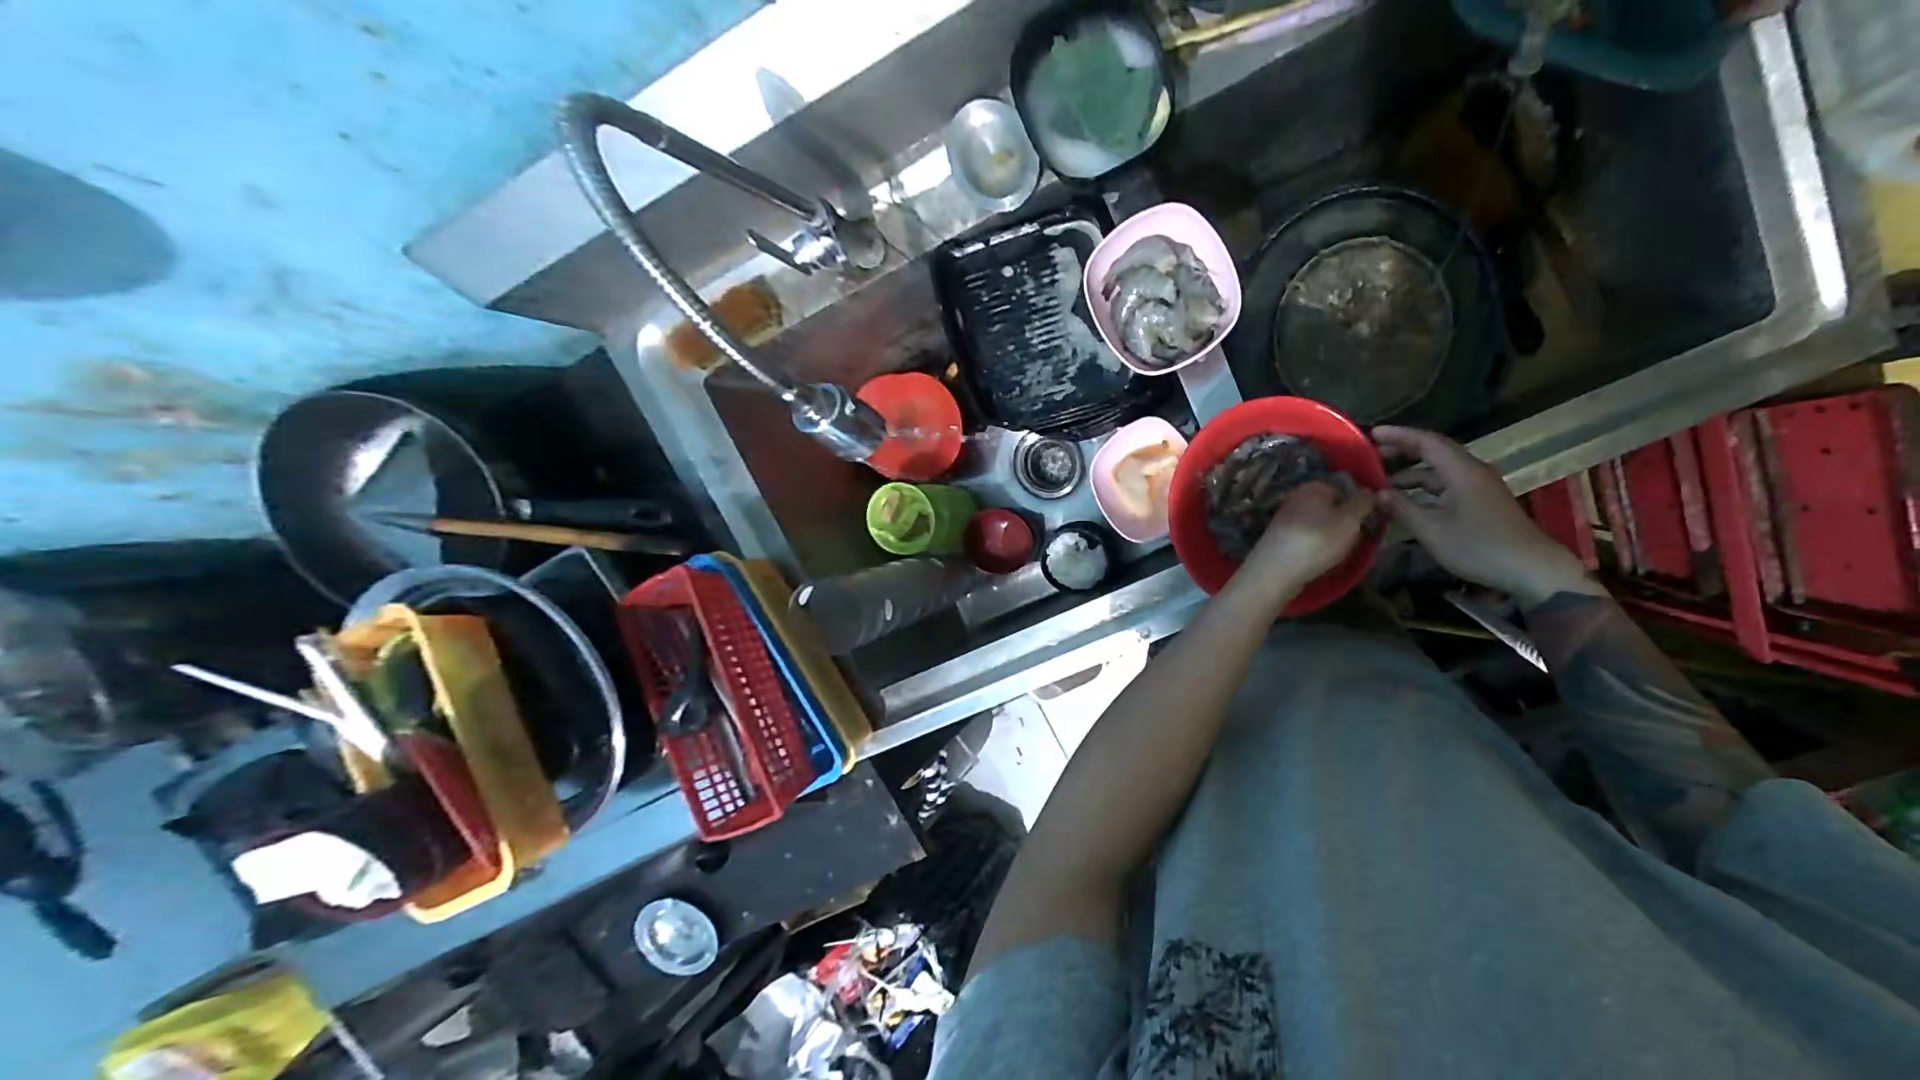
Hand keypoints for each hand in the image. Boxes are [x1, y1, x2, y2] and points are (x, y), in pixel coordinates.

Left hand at [1230, 479, 1374, 606]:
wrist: (1276, 570)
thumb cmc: (1317, 539)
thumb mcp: (1349, 519)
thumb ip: (1364, 503)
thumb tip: (1372, 490)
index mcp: (1313, 486)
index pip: (1345, 488)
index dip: (1360, 503)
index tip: (1370, 520)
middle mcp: (1296, 497)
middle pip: (1332, 506)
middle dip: (1346, 521)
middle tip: (1355, 537)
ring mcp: (1286, 518)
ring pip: (1321, 522)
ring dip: (1333, 534)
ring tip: (1339, 549)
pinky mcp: (1282, 538)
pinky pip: (1308, 536)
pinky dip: (1317, 544)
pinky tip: (1321, 556)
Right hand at [1373, 426, 1603, 607]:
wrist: (1531, 568)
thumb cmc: (1478, 547)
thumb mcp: (1431, 530)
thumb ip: (1401, 508)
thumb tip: (1376, 493)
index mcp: (1462, 472)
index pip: (1427, 442)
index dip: (1398, 435)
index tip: (1371, 434)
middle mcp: (1472, 472)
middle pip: (1434, 452)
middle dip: (1403, 450)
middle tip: (1372, 455)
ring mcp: (1479, 486)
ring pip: (1439, 470)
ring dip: (1411, 472)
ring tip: (1382, 482)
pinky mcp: (1481, 501)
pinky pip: (1447, 484)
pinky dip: (1424, 486)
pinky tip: (1407, 499)